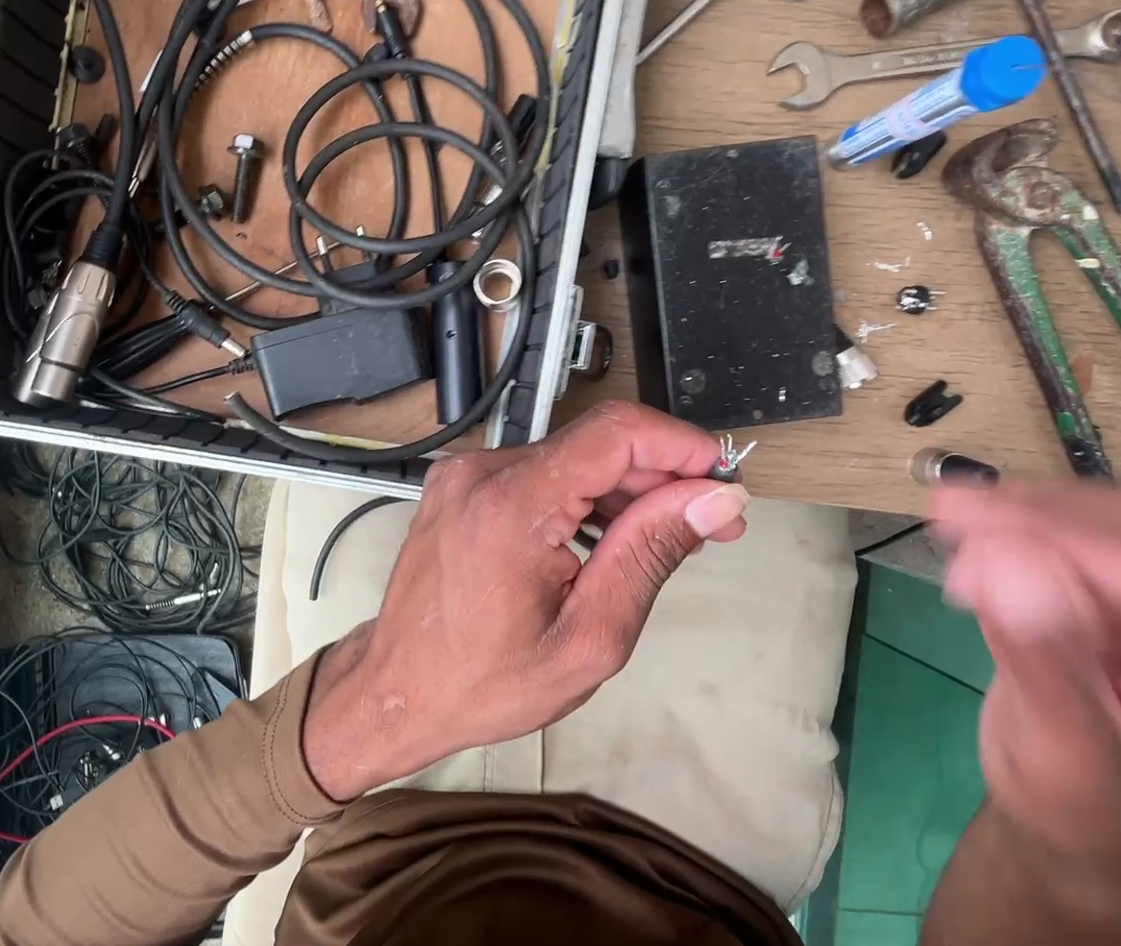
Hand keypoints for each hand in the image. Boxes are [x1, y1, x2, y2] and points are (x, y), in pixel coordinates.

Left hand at [304, 401, 750, 800]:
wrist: (400, 687)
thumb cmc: (483, 681)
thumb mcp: (589, 636)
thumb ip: (651, 554)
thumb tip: (712, 501)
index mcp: (510, 507)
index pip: (615, 433)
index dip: (680, 445)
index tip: (721, 478)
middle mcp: (480, 474)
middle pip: (596, 442)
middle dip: (662, 475)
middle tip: (709, 523)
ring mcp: (464, 475)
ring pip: (570, 455)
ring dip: (624, 488)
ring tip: (662, 538)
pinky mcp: (461, 485)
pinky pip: (539, 471)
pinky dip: (582, 495)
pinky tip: (608, 536)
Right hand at [932, 483, 1120, 864]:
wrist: (1075, 821)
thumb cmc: (1076, 806)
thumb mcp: (1061, 750)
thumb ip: (1043, 660)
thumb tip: (1005, 568)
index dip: (1067, 535)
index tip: (969, 516)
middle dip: (1046, 514)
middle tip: (951, 509)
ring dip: (1032, 514)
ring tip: (952, 525)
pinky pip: (1098, 537)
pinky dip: (1030, 529)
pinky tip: (976, 543)